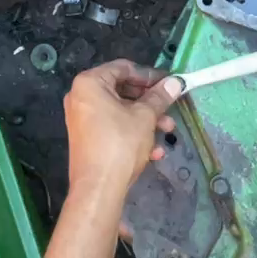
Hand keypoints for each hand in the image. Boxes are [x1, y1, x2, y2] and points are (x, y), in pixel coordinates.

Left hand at [64, 60, 179, 199]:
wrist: (98, 189)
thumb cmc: (120, 143)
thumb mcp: (144, 117)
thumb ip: (159, 97)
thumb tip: (175, 82)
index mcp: (90, 83)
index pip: (123, 68)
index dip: (149, 75)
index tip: (169, 84)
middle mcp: (81, 97)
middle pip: (122, 90)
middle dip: (149, 102)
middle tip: (170, 109)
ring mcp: (82, 119)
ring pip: (120, 112)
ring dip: (145, 120)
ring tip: (168, 132)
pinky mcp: (87, 139)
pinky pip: (113, 128)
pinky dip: (132, 134)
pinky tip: (154, 151)